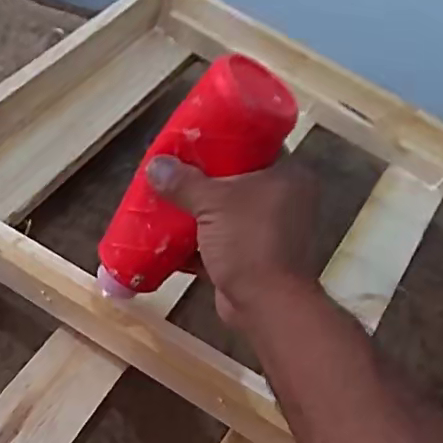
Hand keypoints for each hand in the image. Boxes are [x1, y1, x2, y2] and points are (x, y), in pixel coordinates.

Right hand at [145, 154, 319, 326]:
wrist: (264, 304)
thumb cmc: (250, 242)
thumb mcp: (214, 204)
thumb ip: (184, 183)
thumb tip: (155, 165)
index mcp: (287, 175)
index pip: (256, 145)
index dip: (225, 139)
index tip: (195, 138)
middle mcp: (282, 201)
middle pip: (236, 180)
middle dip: (202, 180)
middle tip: (173, 170)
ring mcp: (266, 233)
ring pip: (224, 215)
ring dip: (196, 213)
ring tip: (164, 200)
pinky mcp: (249, 260)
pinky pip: (217, 244)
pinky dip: (194, 244)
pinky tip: (166, 238)